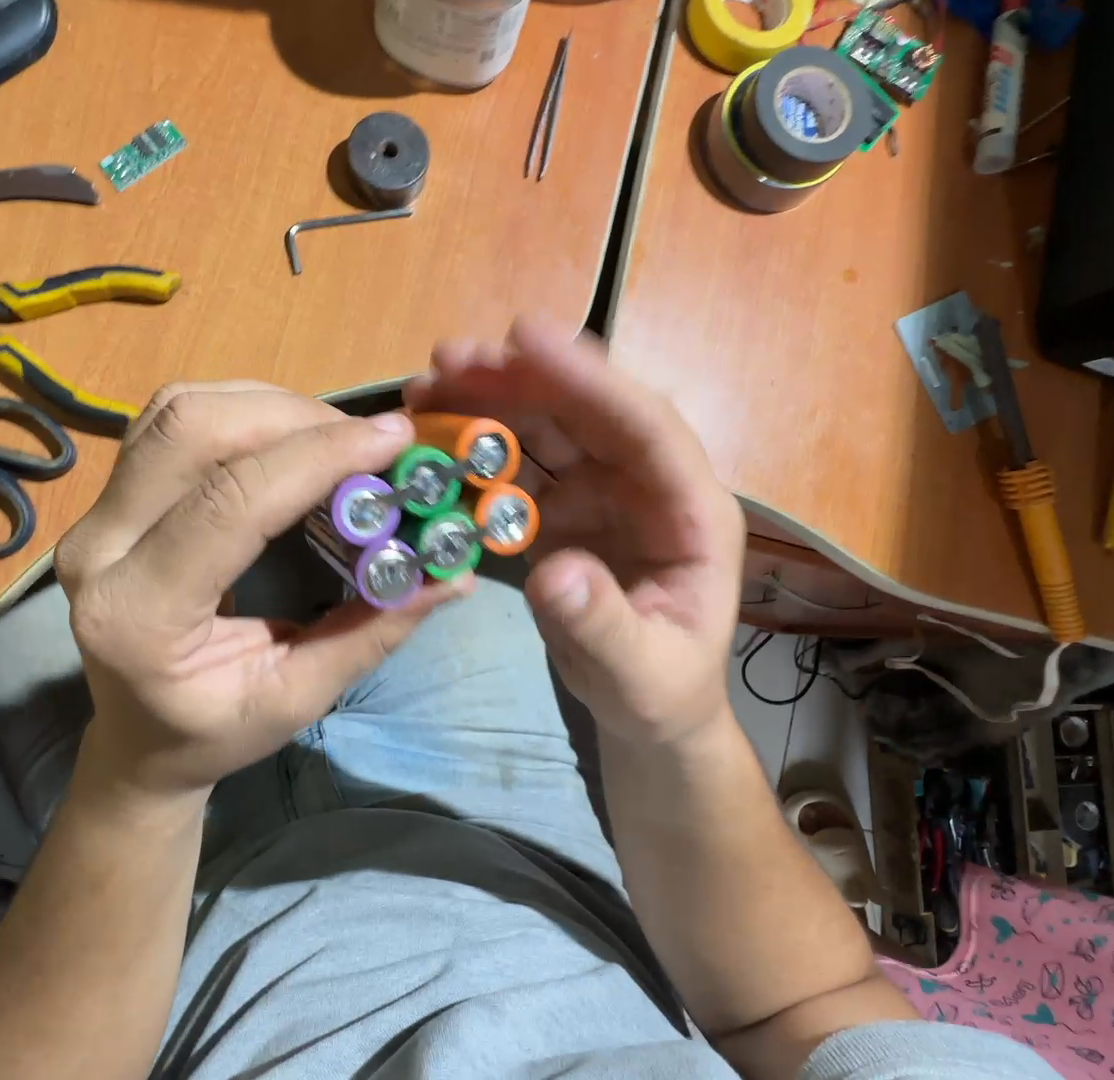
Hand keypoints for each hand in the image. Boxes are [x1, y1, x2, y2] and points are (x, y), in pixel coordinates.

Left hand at [55, 382, 465, 796]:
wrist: (136, 738)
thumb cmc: (212, 733)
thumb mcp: (296, 700)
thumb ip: (369, 633)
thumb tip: (452, 575)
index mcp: (139, 615)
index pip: (230, 504)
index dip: (318, 458)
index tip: (395, 439)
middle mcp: (97, 550)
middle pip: (189, 430)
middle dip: (293, 417)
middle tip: (368, 441)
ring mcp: (92, 516)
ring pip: (176, 410)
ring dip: (268, 405)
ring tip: (334, 438)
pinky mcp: (105, 498)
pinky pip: (169, 420)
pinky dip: (240, 410)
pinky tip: (287, 436)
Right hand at [404, 318, 744, 744]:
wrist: (646, 712)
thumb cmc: (661, 694)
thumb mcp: (640, 674)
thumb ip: (603, 626)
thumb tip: (556, 572)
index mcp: (689, 510)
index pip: (644, 426)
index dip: (587, 378)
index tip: (524, 338)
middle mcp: (646, 485)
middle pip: (584, 412)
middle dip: (518, 380)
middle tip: (447, 359)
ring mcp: (603, 494)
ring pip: (546, 431)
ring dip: (488, 405)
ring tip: (425, 390)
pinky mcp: (566, 513)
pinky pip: (518, 472)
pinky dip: (476, 458)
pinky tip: (432, 448)